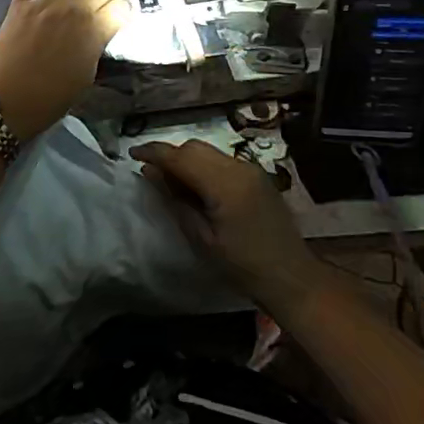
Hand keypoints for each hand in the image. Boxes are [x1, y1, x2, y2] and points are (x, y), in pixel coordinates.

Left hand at [0, 0, 126, 142]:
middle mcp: (72, 9)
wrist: (4, 102)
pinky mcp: (19, 7)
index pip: (119, 10)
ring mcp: (43, 4)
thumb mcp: (85, 78)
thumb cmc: (50, 99)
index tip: (124, 13)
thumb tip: (94, 38)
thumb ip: (93, 50)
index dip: (125, 10)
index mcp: (93, 30)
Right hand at [131, 140, 320, 310]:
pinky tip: (196, 186)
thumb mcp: (201, 238)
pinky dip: (204, 166)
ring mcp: (251, 169)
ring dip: (187, 159)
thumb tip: (151, 172)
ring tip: (171, 181)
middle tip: (150, 173)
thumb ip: (175, 200)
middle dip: (170, 155)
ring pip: (209, 152)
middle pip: (195, 147)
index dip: (154, 153)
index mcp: (224, 183)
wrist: (291, 276)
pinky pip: (222, 161)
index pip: (181, 157)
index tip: (132, 155)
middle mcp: (239, 167)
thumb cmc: (242, 265)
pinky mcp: (258, 175)